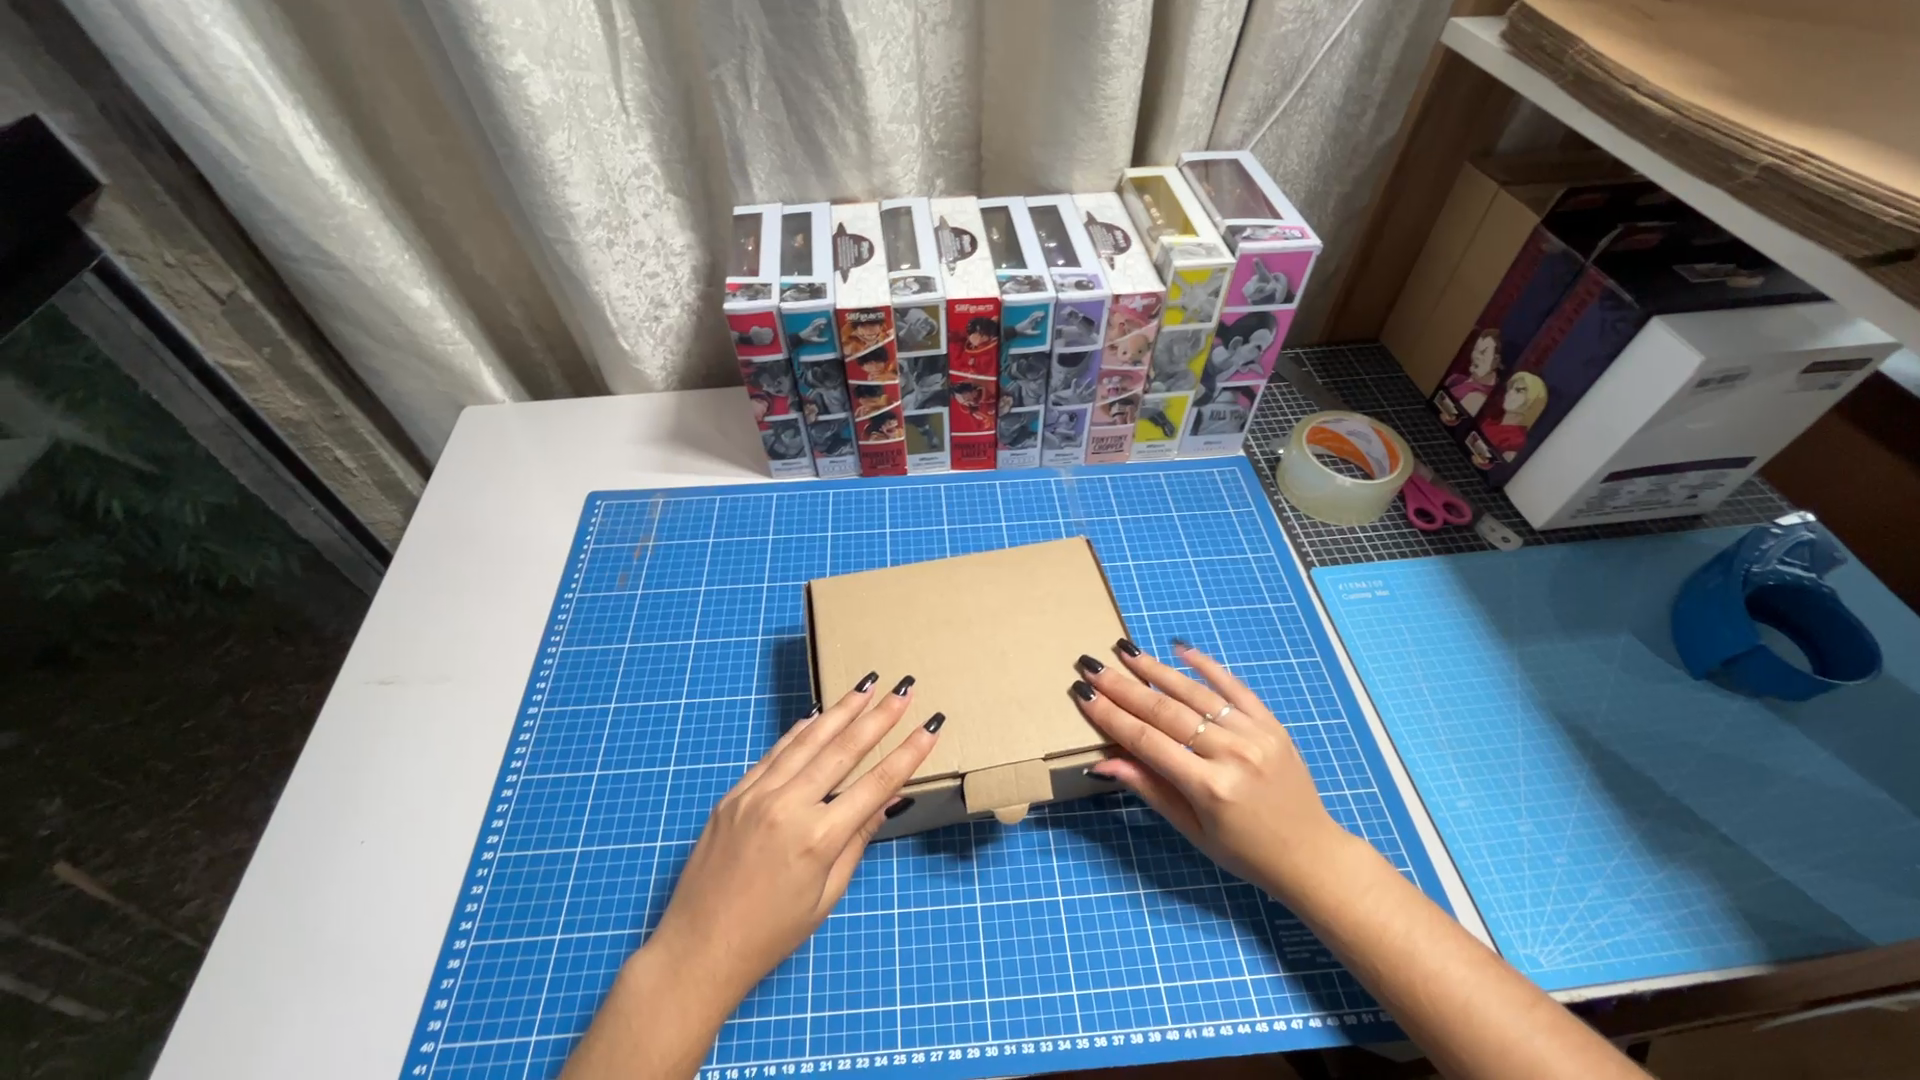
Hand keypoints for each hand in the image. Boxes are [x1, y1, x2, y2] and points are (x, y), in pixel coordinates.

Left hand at [563, 676, 941, 1079]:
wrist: (697, 948)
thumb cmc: (771, 935)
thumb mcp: (826, 896)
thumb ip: (857, 840)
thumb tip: (888, 799)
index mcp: (818, 839)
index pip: (875, 785)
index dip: (907, 754)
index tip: (930, 727)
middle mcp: (788, 807)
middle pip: (844, 750)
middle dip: (879, 717)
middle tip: (904, 689)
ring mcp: (756, 796)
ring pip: (808, 741)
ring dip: (841, 711)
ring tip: (867, 686)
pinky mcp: (734, 795)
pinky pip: (775, 754)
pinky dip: (800, 732)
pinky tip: (819, 716)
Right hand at [1071, 640, 1347, 899]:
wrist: (1311, 854)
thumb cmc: (1244, 852)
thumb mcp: (1192, 830)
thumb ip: (1150, 789)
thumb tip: (1102, 763)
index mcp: (1209, 788)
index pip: (1147, 742)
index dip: (1111, 716)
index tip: (1083, 693)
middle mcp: (1232, 754)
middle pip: (1166, 712)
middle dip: (1123, 686)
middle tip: (1091, 664)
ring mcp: (1255, 735)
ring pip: (1196, 694)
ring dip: (1156, 669)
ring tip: (1125, 650)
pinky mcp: (1272, 724)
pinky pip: (1235, 688)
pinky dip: (1206, 666)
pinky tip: (1179, 648)